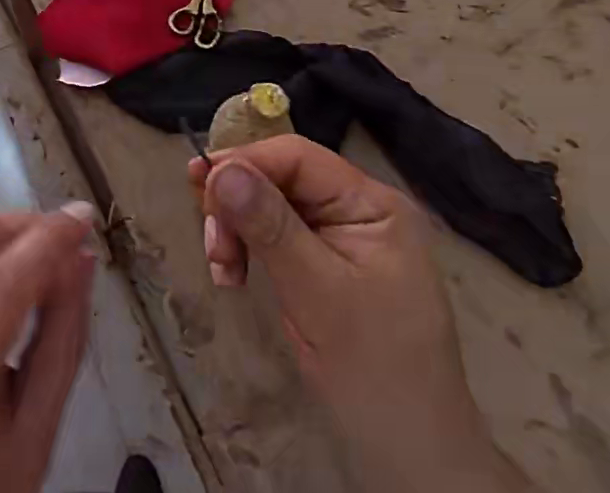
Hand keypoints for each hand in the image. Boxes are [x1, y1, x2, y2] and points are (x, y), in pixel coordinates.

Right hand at [190, 136, 531, 492]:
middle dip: (236, 205)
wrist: (409, 452)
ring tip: (223, 270)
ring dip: (234, 230)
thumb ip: (270, 226)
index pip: (297, 157)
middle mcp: (354, 208)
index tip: (200, 187)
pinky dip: (244, 249)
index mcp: (371, 204)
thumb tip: (221, 169)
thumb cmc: (375, 369)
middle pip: (276, 178)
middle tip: (214, 247)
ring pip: (265, 205)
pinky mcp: (317, 261)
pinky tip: (233, 275)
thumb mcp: (318, 293)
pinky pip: (268, 234)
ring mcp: (336, 235)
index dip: (246, 163)